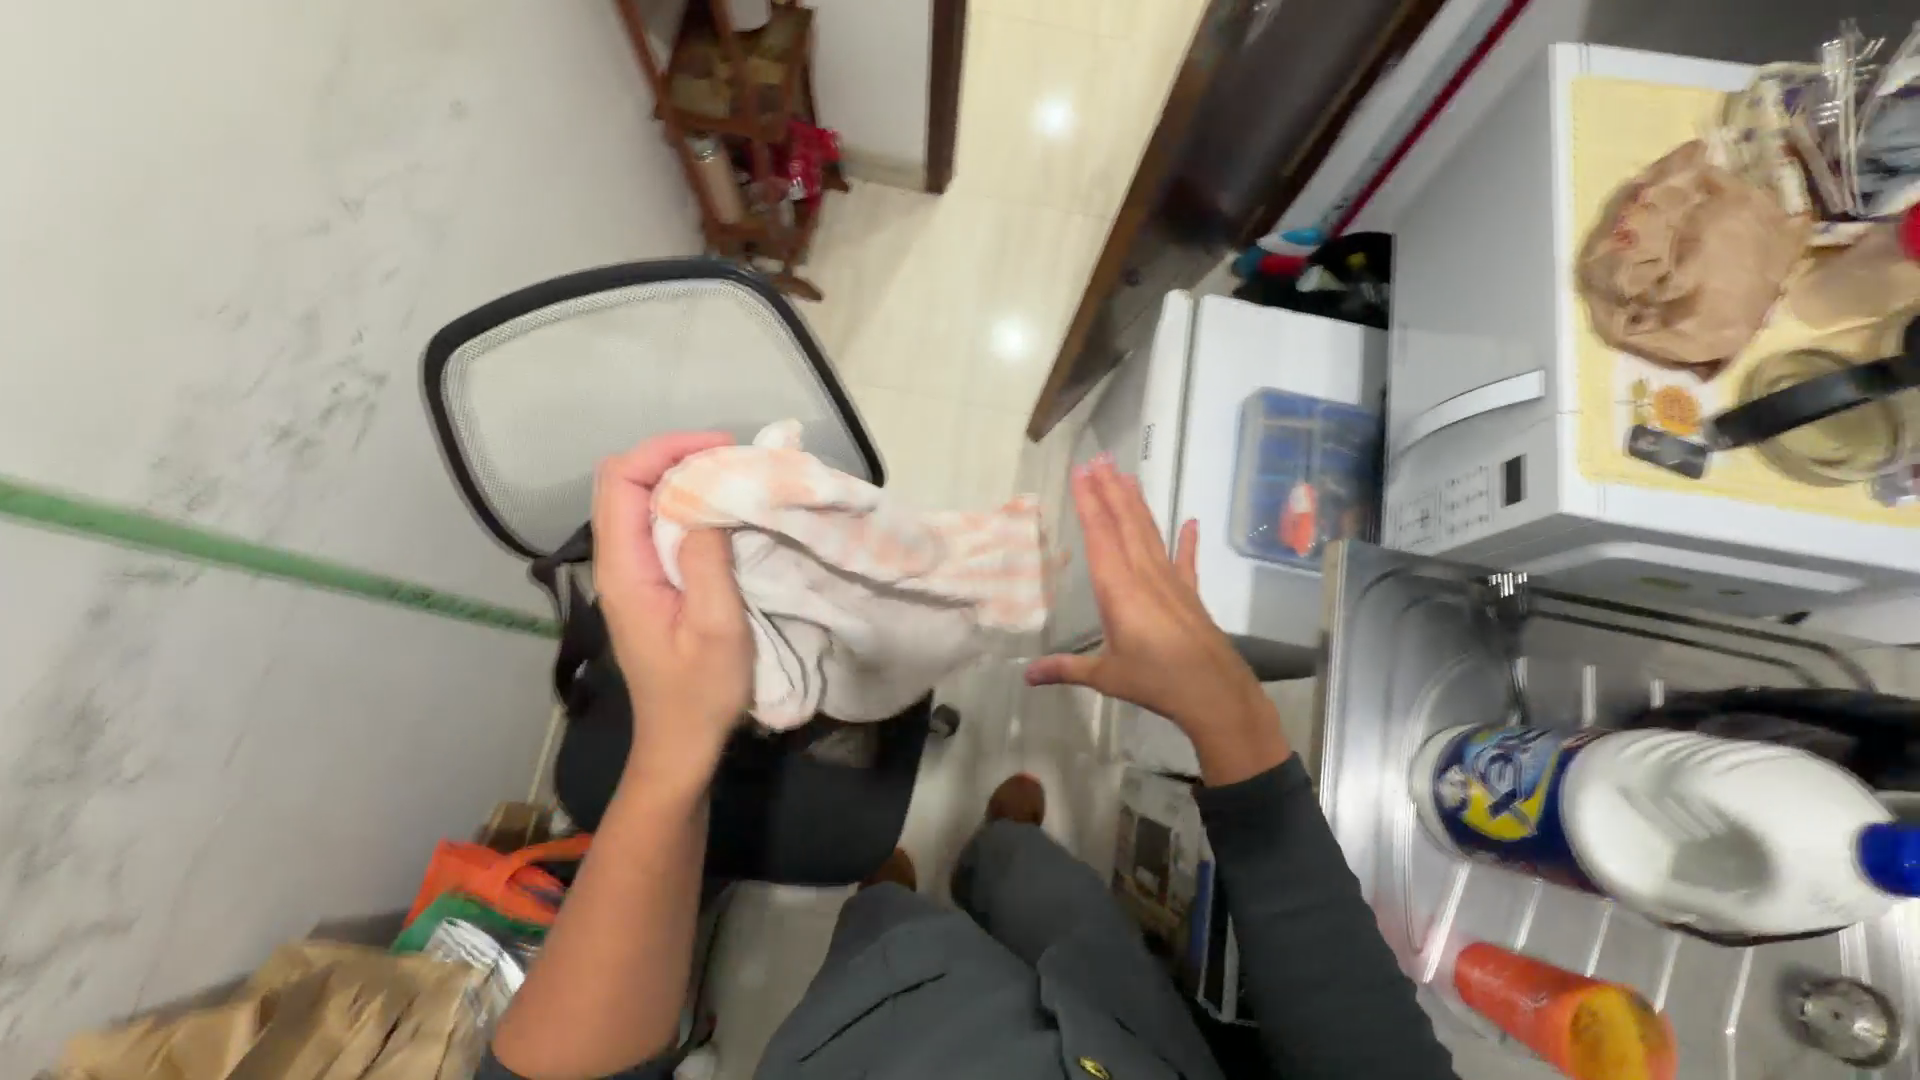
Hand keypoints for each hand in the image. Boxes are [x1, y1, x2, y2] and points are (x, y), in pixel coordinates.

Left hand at [592, 433, 752, 788]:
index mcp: (625, 569)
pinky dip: (690, 506)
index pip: (623, 481)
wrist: (681, 741)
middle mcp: (618, 562)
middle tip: (733, 460)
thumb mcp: (716, 628)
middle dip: (676, 457)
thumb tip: (707, 502)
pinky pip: (660, 526)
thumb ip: (707, 562)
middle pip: (627, 482)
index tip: (722, 449)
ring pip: (643, 501)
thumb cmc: (700, 691)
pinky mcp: (650, 583)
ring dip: (685, 480)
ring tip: (735, 479)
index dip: (667, 451)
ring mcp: (631, 573)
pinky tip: (725, 514)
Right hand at [1025, 455, 1290, 784]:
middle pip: (1124, 523)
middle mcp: (1144, 574)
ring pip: (1150, 533)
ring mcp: (1171, 581)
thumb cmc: (1156, 681)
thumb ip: (1065, 670)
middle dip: (1109, 489)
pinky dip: (1188, 540)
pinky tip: (1191, 521)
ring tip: (1126, 475)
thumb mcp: (1106, 676)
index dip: (1088, 502)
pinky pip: (1186, 560)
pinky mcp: (1190, 594)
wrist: (1215, 693)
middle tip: (1099, 459)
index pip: (1099, 535)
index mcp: (1118, 589)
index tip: (1080, 472)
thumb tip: (1026, 676)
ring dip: (1137, 503)